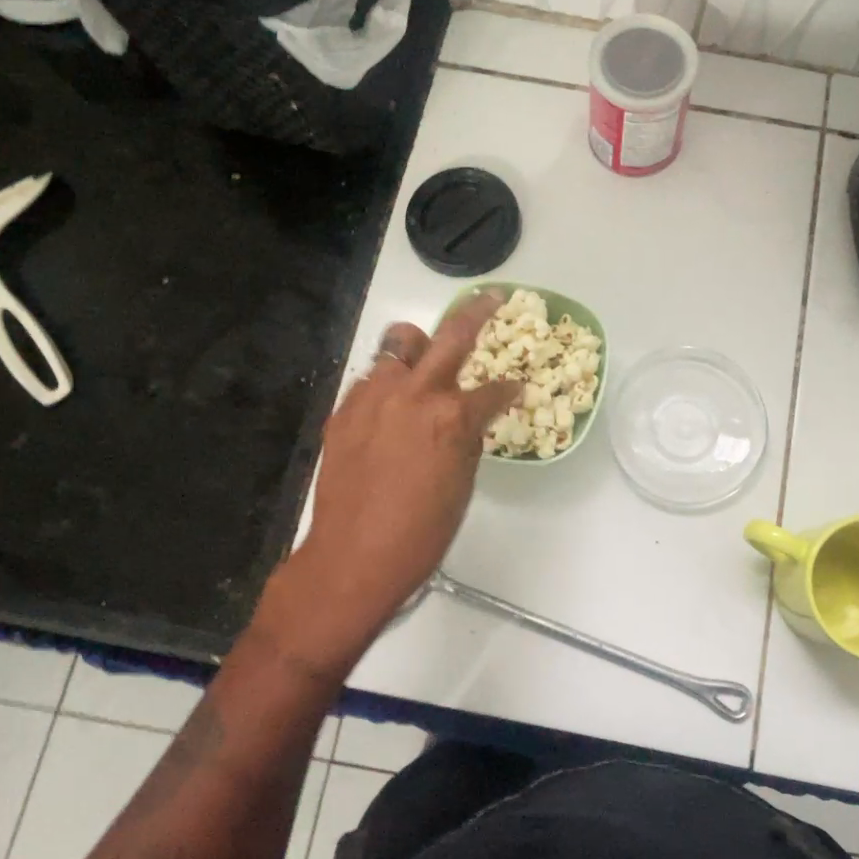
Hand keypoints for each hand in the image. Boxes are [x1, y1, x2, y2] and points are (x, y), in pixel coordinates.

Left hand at [280, 291, 520, 641]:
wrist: (353, 559)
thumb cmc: (421, 533)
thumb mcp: (461, 485)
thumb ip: (466, 440)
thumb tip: (467, 421)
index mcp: (452, 416)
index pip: (493, 390)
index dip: (508, 390)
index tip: (515, 388)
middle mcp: (414, 394)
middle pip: (450, 334)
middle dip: (476, 312)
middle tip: (490, 300)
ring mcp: (373, 398)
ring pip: (398, 346)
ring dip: (417, 351)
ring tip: (423, 366)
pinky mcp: (343, 412)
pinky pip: (370, 380)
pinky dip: (386, 385)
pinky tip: (388, 411)